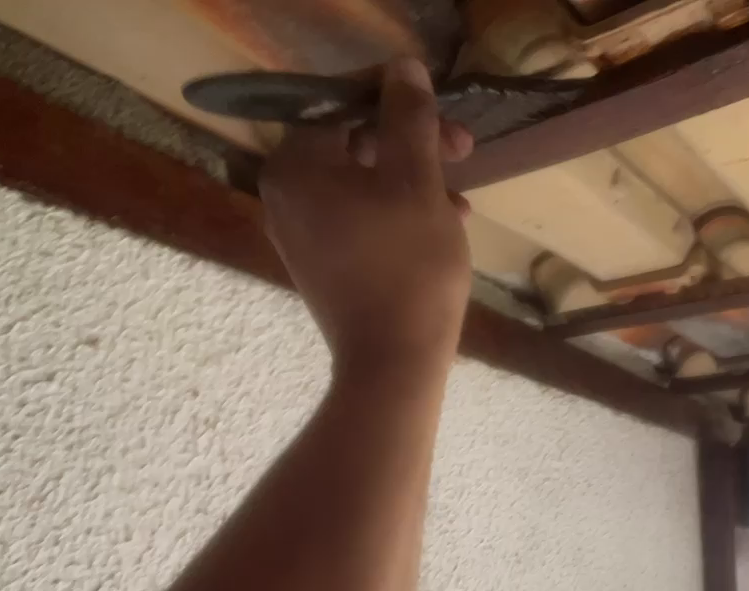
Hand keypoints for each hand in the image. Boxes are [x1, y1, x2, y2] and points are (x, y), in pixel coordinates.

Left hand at [258, 58, 475, 388]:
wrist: (393, 364)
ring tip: (460, 205)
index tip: (450, 124)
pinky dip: (395, 217)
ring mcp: (299, 236)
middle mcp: (284, 194)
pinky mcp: (320, 268)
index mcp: (296, 164)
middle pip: (354, 144)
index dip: (402, 103)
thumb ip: (409, 117)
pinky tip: (438, 231)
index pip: (345, 103)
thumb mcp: (418, 182)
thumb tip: (402, 69)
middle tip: (464, 156)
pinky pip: (357, 222)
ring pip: (361, 186)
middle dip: (414, 147)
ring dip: (413, 184)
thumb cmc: (409, 268)